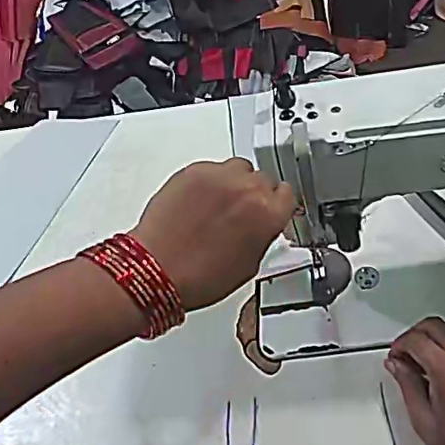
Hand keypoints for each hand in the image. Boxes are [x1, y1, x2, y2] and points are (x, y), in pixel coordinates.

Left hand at [131, 159, 295, 310]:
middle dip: (254, 195)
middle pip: (264, 179)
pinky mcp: (194, 171)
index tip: (270, 208)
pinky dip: (209, 182)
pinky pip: (212, 169)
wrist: (157, 270)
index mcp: (268, 213)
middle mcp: (248, 190)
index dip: (277, 204)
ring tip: (218, 206)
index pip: (287, 194)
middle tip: (239, 213)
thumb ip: (264, 234)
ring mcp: (220, 177)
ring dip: (234, 184)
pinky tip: (200, 203)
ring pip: (239, 169)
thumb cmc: (198, 275)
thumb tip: (263, 225)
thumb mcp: (250, 264)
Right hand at [386, 319, 444, 444]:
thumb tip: (398, 366)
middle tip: (401, 354)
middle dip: (414, 335)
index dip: (399, 345)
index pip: (416, 339)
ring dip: (432, 337)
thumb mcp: (424, 420)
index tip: (393, 356)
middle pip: (434, 326)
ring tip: (417, 360)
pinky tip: (438, 366)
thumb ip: (407, 385)